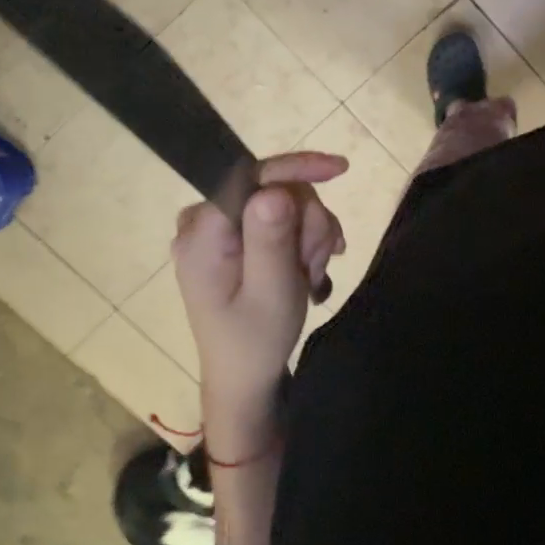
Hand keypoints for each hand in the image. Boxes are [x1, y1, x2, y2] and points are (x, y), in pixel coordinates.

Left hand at [171, 152, 348, 409]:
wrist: (246, 376)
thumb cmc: (257, 340)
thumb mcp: (271, 293)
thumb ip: (270, 241)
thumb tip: (274, 190)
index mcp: (203, 233)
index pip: (250, 176)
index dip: (295, 168)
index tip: (341, 169)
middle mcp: (205, 221)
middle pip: (276, 188)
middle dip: (308, 223)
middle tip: (314, 266)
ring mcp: (220, 228)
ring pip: (287, 201)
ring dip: (311, 235)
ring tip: (311, 274)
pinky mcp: (236, 236)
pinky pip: (284, 215)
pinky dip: (306, 239)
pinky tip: (311, 268)